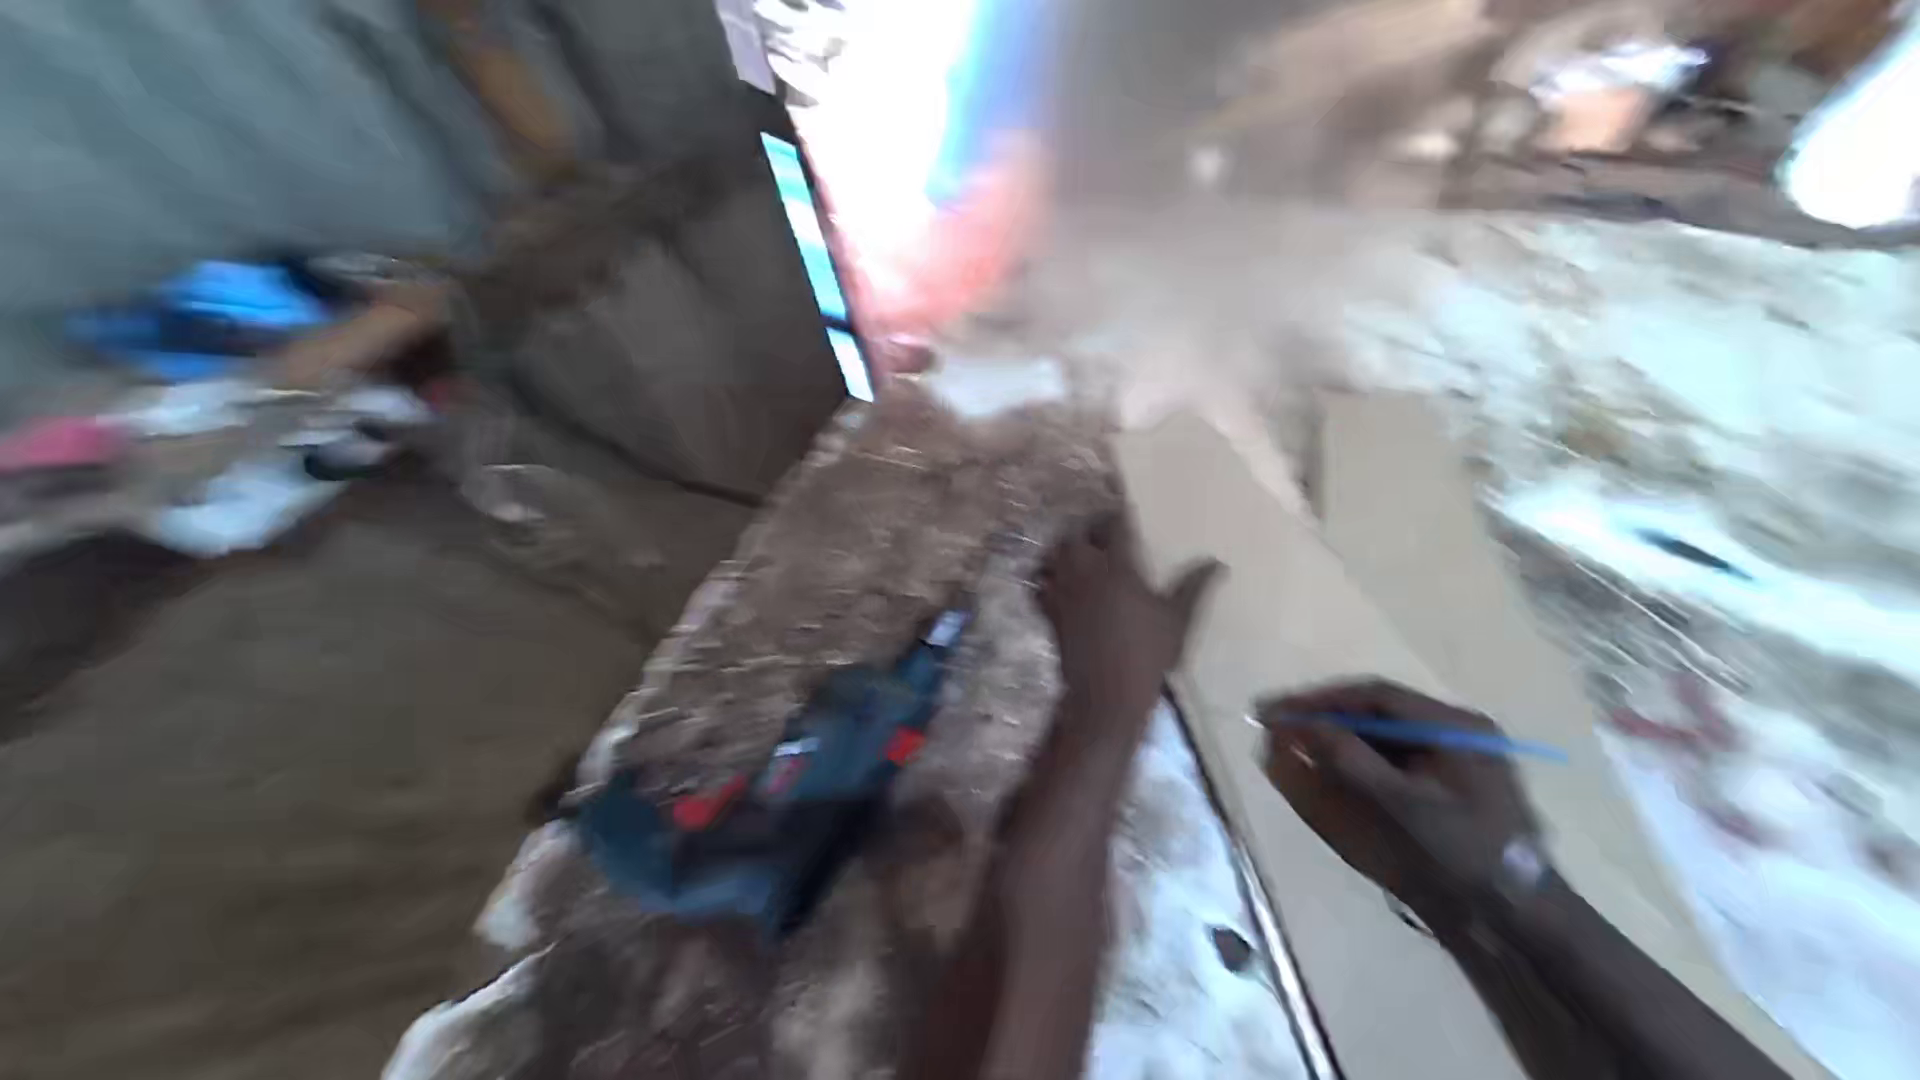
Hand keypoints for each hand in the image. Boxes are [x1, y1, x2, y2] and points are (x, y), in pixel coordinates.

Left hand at [1036, 513, 1221, 710]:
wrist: (1107, 692)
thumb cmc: (1148, 654)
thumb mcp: (1178, 620)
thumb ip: (1194, 587)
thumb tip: (1217, 563)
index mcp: (1118, 568)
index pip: (1115, 527)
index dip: (1118, 514)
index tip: (1123, 509)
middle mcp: (1086, 573)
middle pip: (1076, 536)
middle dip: (1087, 530)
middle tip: (1101, 534)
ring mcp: (1063, 592)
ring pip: (1054, 556)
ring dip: (1064, 551)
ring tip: (1078, 554)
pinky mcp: (1050, 612)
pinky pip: (1039, 585)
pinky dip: (1045, 579)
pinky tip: (1057, 583)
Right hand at [1259, 679, 1543, 922]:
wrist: (1513, 922)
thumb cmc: (1457, 855)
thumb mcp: (1396, 803)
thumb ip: (1344, 756)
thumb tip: (1293, 723)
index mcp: (1456, 727)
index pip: (1374, 695)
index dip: (1319, 699)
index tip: (1274, 710)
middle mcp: (1457, 730)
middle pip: (1375, 709)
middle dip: (1322, 714)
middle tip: (1274, 721)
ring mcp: (1453, 756)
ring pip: (1379, 730)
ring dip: (1334, 732)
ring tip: (1291, 738)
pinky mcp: (1444, 781)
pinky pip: (1388, 753)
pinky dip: (1352, 753)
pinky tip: (1325, 760)